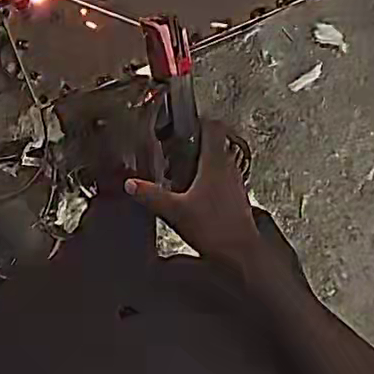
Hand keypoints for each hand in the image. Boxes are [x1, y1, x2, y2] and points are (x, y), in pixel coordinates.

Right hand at [125, 120, 292, 282]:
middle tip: (181, 142)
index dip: (201, 120)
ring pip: (222, 159)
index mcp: (215, 163)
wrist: (241, 253)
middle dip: (199, 140)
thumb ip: (151, 195)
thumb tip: (132, 184)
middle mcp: (229, 168)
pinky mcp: (238, 198)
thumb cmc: (215, 230)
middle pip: (217, 142)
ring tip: (186, 165)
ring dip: (206, 158)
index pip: (214, 128)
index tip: (187, 120)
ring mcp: (236, 183)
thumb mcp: (175, 211)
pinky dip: (211, 176)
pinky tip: (197, 190)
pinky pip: (225, 177)